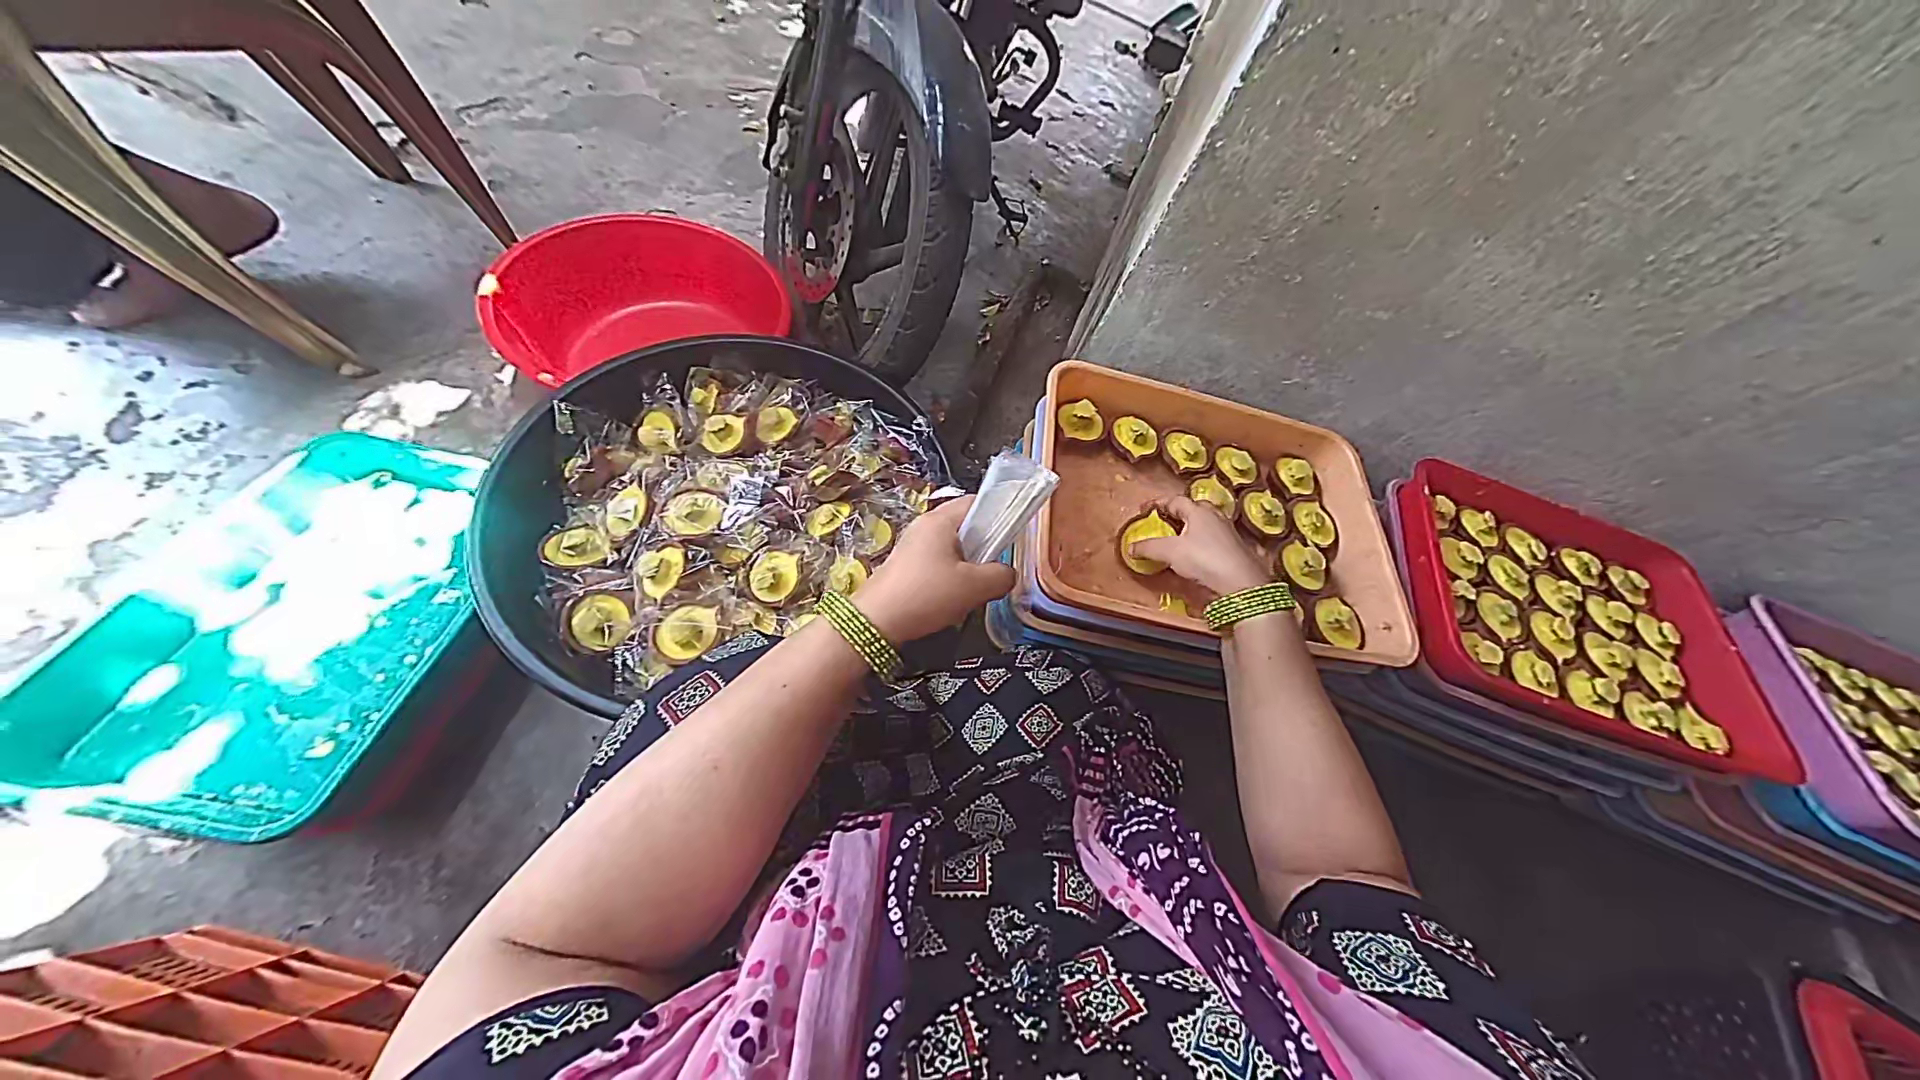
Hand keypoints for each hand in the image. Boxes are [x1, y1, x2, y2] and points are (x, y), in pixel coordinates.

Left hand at [855, 496, 1016, 642]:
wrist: (876, 622)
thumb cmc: (926, 595)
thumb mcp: (974, 587)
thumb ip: (1001, 576)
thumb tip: (1008, 574)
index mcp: (940, 519)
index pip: (978, 502)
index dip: (1000, 514)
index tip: (1013, 536)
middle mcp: (924, 526)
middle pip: (966, 527)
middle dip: (985, 547)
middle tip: (995, 569)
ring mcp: (913, 546)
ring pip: (953, 549)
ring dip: (968, 567)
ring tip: (974, 589)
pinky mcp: (906, 567)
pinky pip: (939, 564)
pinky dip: (951, 578)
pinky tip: (952, 600)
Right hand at [1130, 496, 1271, 596]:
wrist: (1242, 583)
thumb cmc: (1204, 559)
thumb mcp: (1170, 552)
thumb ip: (1149, 547)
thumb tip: (1131, 547)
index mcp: (1198, 511)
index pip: (1175, 500)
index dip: (1157, 503)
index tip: (1144, 509)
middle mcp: (1215, 517)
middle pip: (1193, 508)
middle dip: (1177, 513)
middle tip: (1163, 521)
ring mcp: (1228, 532)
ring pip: (1205, 523)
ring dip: (1190, 527)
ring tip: (1178, 538)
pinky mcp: (1236, 548)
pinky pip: (1213, 538)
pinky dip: (1201, 541)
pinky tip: (1196, 553)